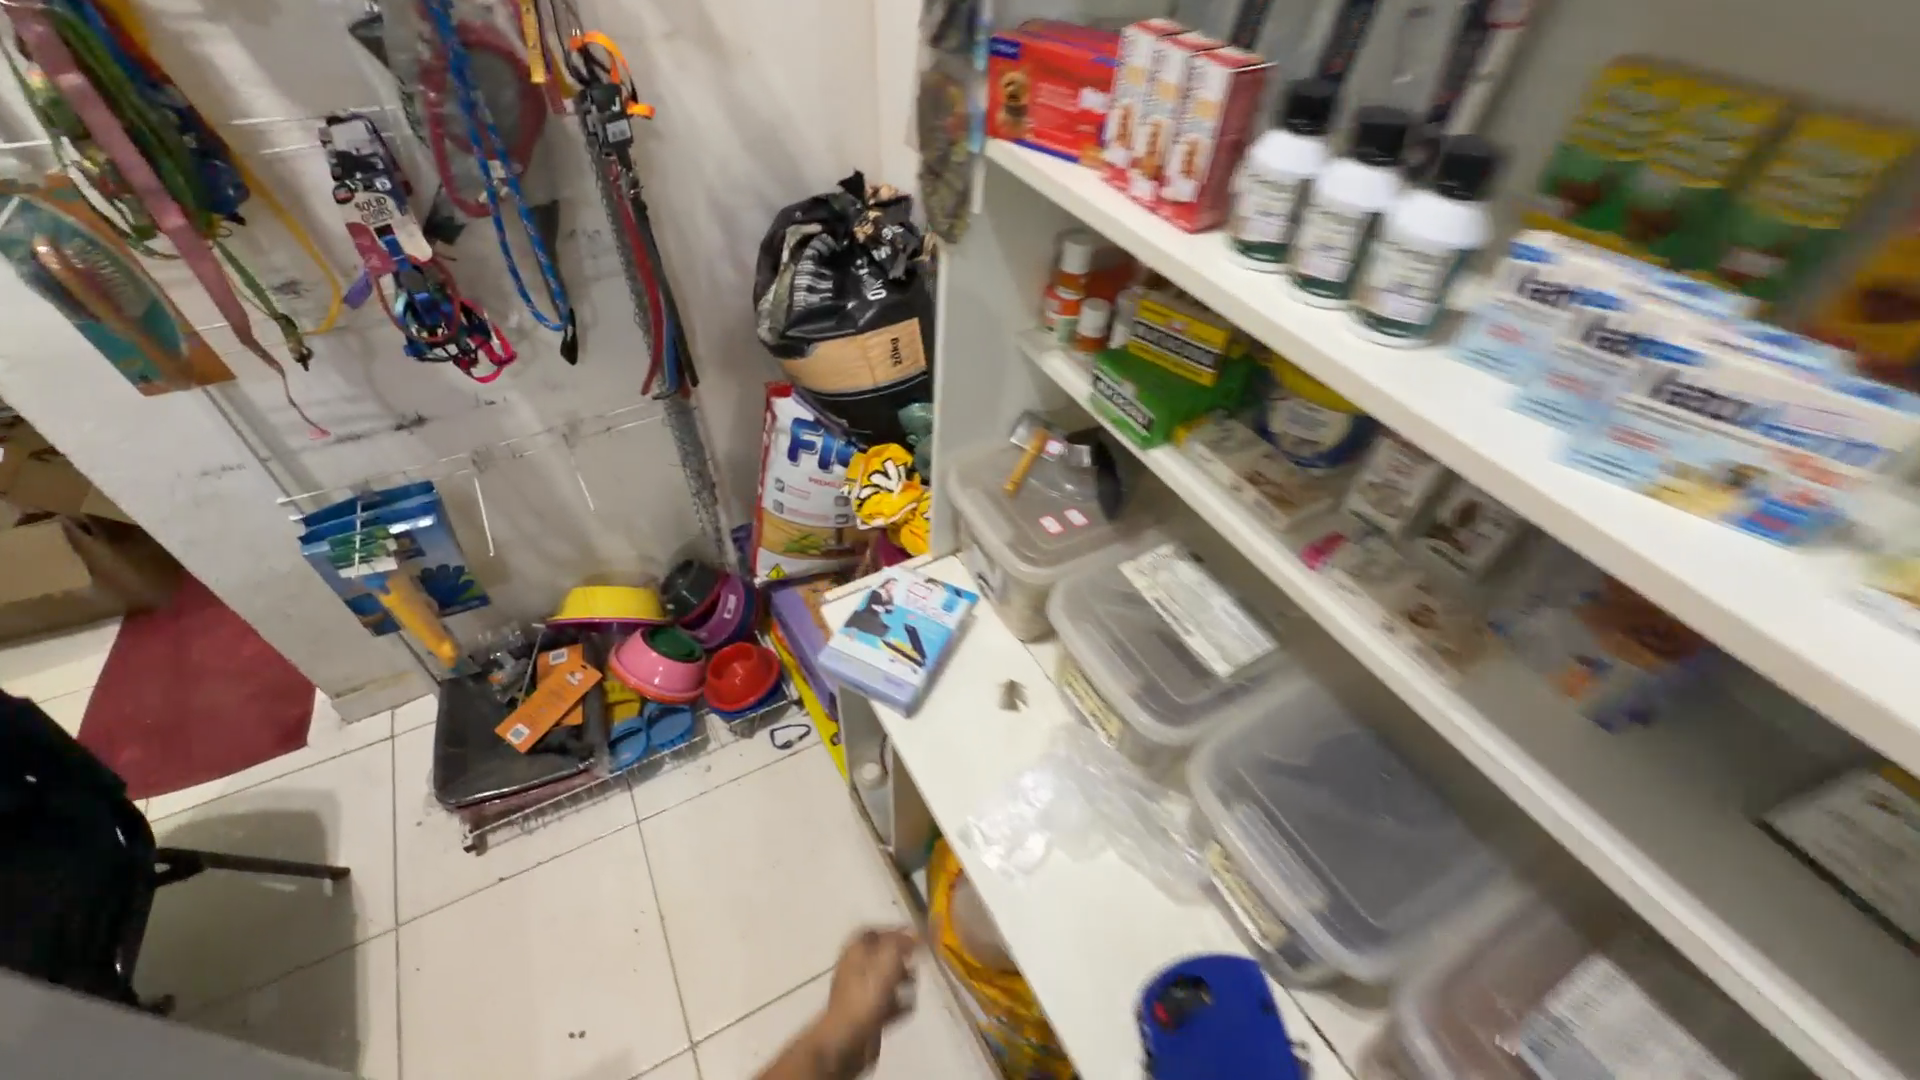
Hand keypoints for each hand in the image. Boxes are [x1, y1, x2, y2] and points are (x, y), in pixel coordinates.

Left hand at [810, 928, 918, 1076]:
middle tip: (915, 962)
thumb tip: (913, 933)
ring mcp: (860, 994)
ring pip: (886, 981)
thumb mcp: (887, 959)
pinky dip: (899, 1005)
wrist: (847, 1041)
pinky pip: (887, 1004)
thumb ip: (902, 942)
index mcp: (855, 951)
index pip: (873, 931)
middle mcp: (855, 969)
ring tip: (913, 987)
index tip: (914, 936)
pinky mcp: (867, 1016)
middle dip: (902, 959)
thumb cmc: (866, 995)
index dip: (894, 931)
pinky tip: (907, 1008)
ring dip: (903, 983)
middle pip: (882, 956)